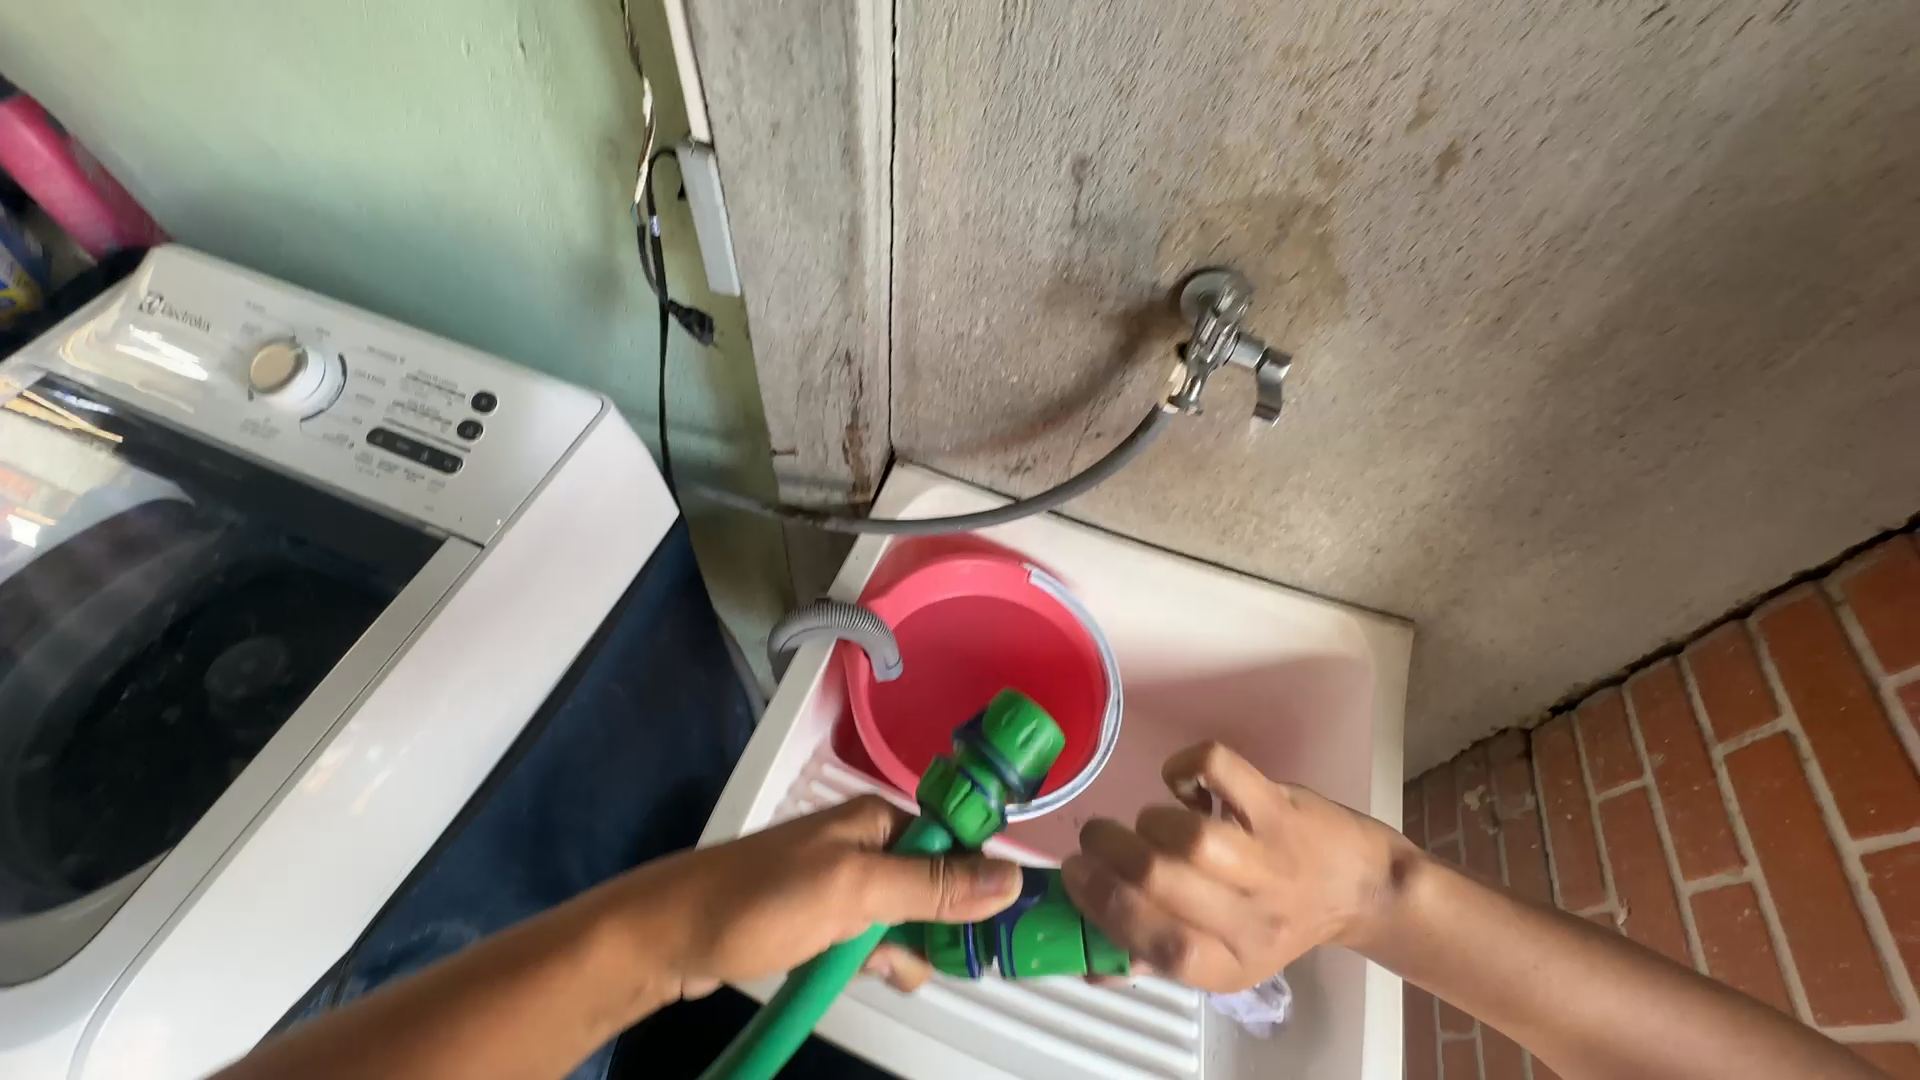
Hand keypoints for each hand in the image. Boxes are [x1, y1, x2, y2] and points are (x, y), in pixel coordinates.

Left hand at [607, 795, 1023, 997]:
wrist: (669, 936)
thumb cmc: (763, 903)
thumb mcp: (855, 891)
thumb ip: (931, 885)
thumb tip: (1011, 877)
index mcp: (880, 821)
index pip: (955, 842)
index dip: (978, 882)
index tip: (993, 930)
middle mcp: (868, 843)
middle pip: (935, 881)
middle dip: (938, 923)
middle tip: (925, 957)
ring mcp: (844, 880)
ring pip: (906, 914)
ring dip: (905, 946)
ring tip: (882, 967)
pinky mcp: (824, 914)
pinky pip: (872, 934)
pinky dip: (875, 956)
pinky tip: (862, 970)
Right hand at [1061, 742, 1414, 992]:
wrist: (1362, 888)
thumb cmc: (1279, 920)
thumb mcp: (1225, 956)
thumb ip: (1158, 956)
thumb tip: (1087, 963)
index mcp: (1231, 964)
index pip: (1154, 943)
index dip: (1101, 903)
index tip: (1073, 869)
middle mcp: (1252, 918)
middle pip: (1158, 879)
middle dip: (1108, 849)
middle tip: (1095, 836)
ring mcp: (1269, 858)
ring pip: (1188, 834)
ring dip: (1151, 820)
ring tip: (1151, 820)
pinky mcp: (1279, 806)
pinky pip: (1219, 769)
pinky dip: (1185, 766)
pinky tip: (1181, 780)